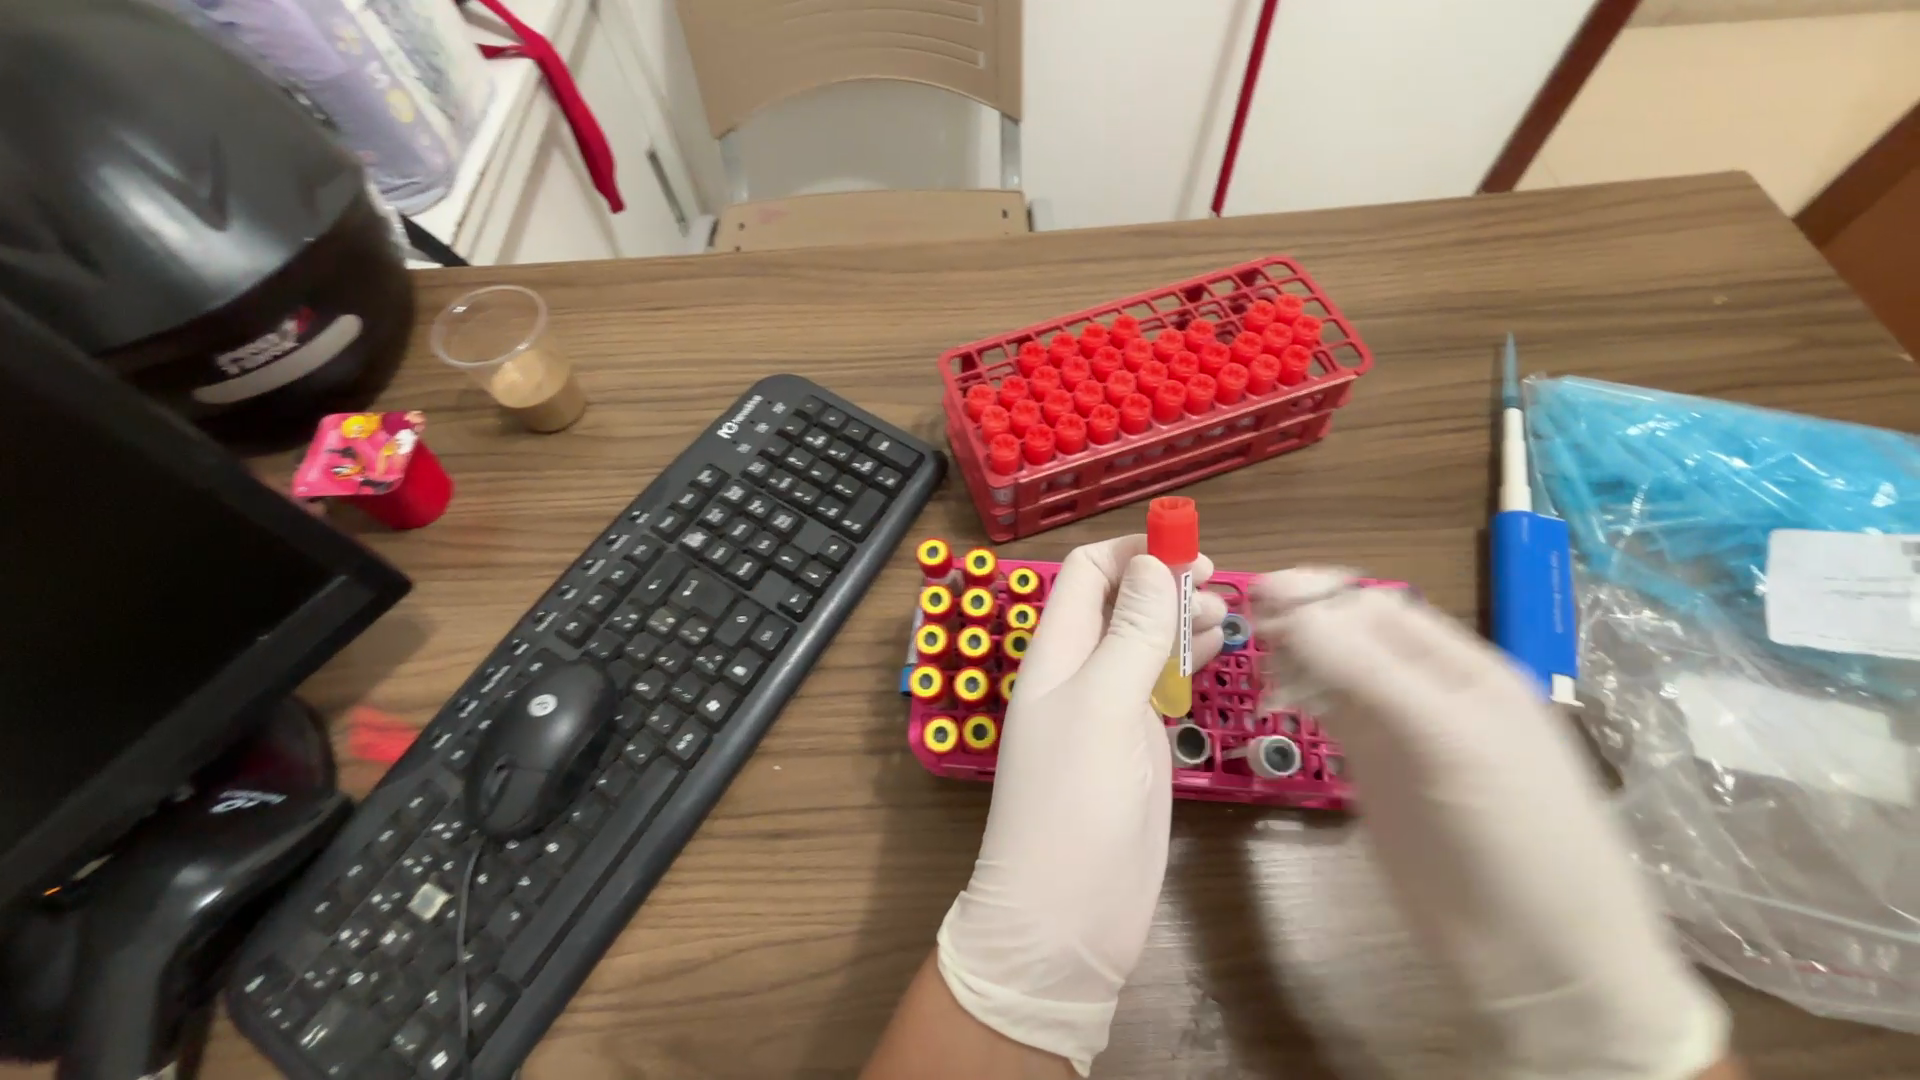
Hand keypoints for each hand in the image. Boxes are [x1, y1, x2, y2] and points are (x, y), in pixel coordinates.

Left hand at [937, 535, 1224, 1074]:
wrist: (1065, 913)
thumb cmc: (1075, 802)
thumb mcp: (1103, 706)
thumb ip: (1131, 634)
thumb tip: (1155, 563)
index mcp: (1058, 652)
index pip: (1086, 574)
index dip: (1132, 552)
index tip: (1187, 549)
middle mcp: (1080, 671)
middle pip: (1120, 602)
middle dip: (1164, 582)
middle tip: (1217, 585)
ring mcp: (1108, 708)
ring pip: (1145, 641)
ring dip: (1180, 619)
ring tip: (1225, 613)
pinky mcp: (1134, 743)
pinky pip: (1160, 684)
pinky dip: (1187, 661)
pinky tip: (1218, 650)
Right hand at [1251, 569, 1729, 1079]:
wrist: (1540, 959)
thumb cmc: (1512, 839)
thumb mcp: (1448, 742)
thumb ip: (1369, 672)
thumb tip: (1290, 608)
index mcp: (1463, 668)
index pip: (1379, 608)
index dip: (1319, 595)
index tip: (1259, 592)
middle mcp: (1427, 689)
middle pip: (1351, 633)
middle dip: (1300, 622)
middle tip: (1247, 630)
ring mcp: (1398, 730)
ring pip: (1333, 670)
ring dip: (1294, 658)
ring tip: (1261, 672)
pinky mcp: (1373, 768)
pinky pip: (1329, 713)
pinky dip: (1299, 697)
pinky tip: (1277, 701)